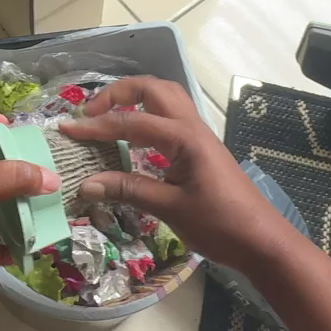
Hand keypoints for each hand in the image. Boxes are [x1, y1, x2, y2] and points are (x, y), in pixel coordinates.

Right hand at [60, 77, 298, 268]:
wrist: (264, 242)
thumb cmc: (221, 225)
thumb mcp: (171, 209)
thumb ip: (128, 190)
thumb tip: (86, 183)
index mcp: (183, 137)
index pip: (131, 122)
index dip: (95, 126)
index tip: (66, 129)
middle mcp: (191, 126)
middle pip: (151, 88)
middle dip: (117, 93)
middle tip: (90, 113)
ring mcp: (199, 134)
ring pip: (165, 97)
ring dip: (134, 98)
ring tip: (108, 115)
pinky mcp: (201, 147)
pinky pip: (170, 116)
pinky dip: (147, 114)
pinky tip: (133, 138)